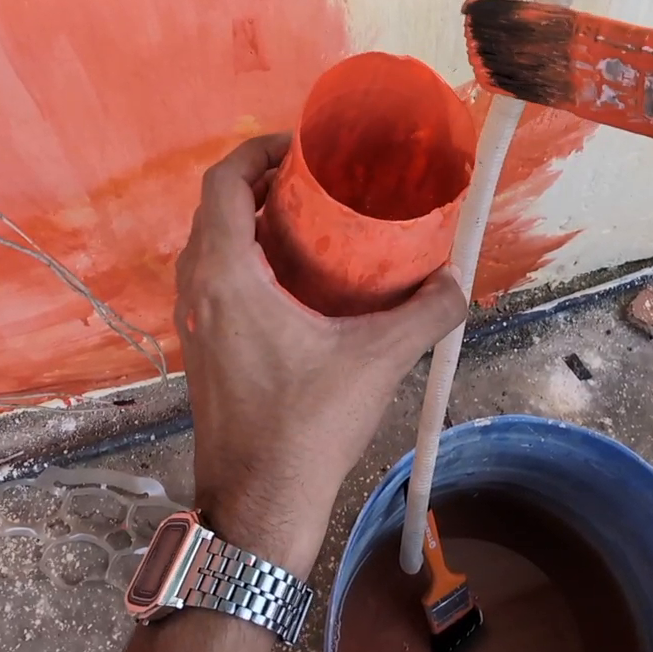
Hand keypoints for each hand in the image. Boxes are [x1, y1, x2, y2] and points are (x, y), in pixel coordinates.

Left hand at [174, 134, 466, 575]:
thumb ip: (427, 313)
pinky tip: (292, 278)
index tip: (302, 147)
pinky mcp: (202, 347)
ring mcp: (193, 321)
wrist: (258, 504)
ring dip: (248, 219)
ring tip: (304, 219)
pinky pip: (213, 277)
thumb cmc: (309, 424)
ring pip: (210, 244)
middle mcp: (198, 289)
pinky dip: (243, 256)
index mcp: (227, 276)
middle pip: (214, 207)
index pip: (222, 182)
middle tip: (314, 180)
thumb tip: (459, 282)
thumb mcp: (379, 360)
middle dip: (259, 182)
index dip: (258, 150)